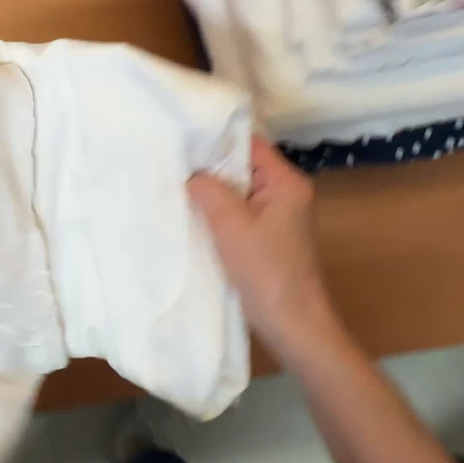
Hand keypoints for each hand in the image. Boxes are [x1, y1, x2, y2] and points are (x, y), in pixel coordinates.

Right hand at [188, 135, 338, 351]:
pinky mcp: (266, 235)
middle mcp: (285, 192)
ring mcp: (276, 215)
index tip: (181, 137)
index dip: (215, 138)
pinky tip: (191, 212)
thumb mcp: (230, 224)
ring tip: (175, 183)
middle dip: (208, 164)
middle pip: (240, 164)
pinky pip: (237, 210)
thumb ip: (208, 189)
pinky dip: (216, 210)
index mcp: (286, 182)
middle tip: (170, 160)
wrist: (292, 325)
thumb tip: (189, 172)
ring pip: (236, 189)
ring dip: (209, 190)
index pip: (248, 143)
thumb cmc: (266, 272)